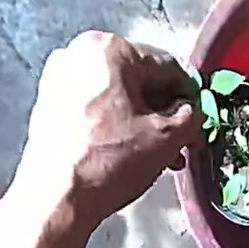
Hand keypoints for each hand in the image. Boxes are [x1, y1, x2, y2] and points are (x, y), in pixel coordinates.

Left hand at [0, 31, 202, 247]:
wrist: (57, 198)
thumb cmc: (108, 162)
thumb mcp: (167, 138)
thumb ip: (190, 117)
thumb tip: (191, 112)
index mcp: (110, 49)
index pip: (167, 67)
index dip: (190, 98)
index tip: (199, 120)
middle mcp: (79, 54)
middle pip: (139, 81)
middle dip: (163, 114)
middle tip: (180, 143)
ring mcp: (59, 80)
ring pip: (117, 98)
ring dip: (142, 125)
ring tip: (158, 156)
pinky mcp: (49, 107)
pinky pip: (95, 110)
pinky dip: (116, 128)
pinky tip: (129, 155)